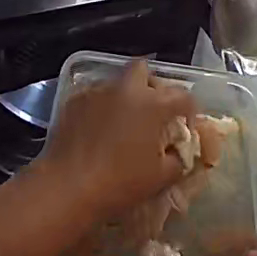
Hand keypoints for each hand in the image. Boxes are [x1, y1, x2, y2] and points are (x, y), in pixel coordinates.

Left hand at [35, 58, 194, 220]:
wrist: (67, 186)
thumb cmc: (120, 183)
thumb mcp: (160, 177)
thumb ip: (179, 159)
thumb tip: (181, 152)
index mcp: (154, 104)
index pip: (183, 96)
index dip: (189, 110)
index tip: (185, 126)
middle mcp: (127, 89)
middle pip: (144, 70)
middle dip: (151, 85)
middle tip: (152, 110)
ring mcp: (98, 91)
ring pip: (117, 82)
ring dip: (125, 95)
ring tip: (123, 121)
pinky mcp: (75, 99)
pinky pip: (95, 95)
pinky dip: (102, 106)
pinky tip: (98, 128)